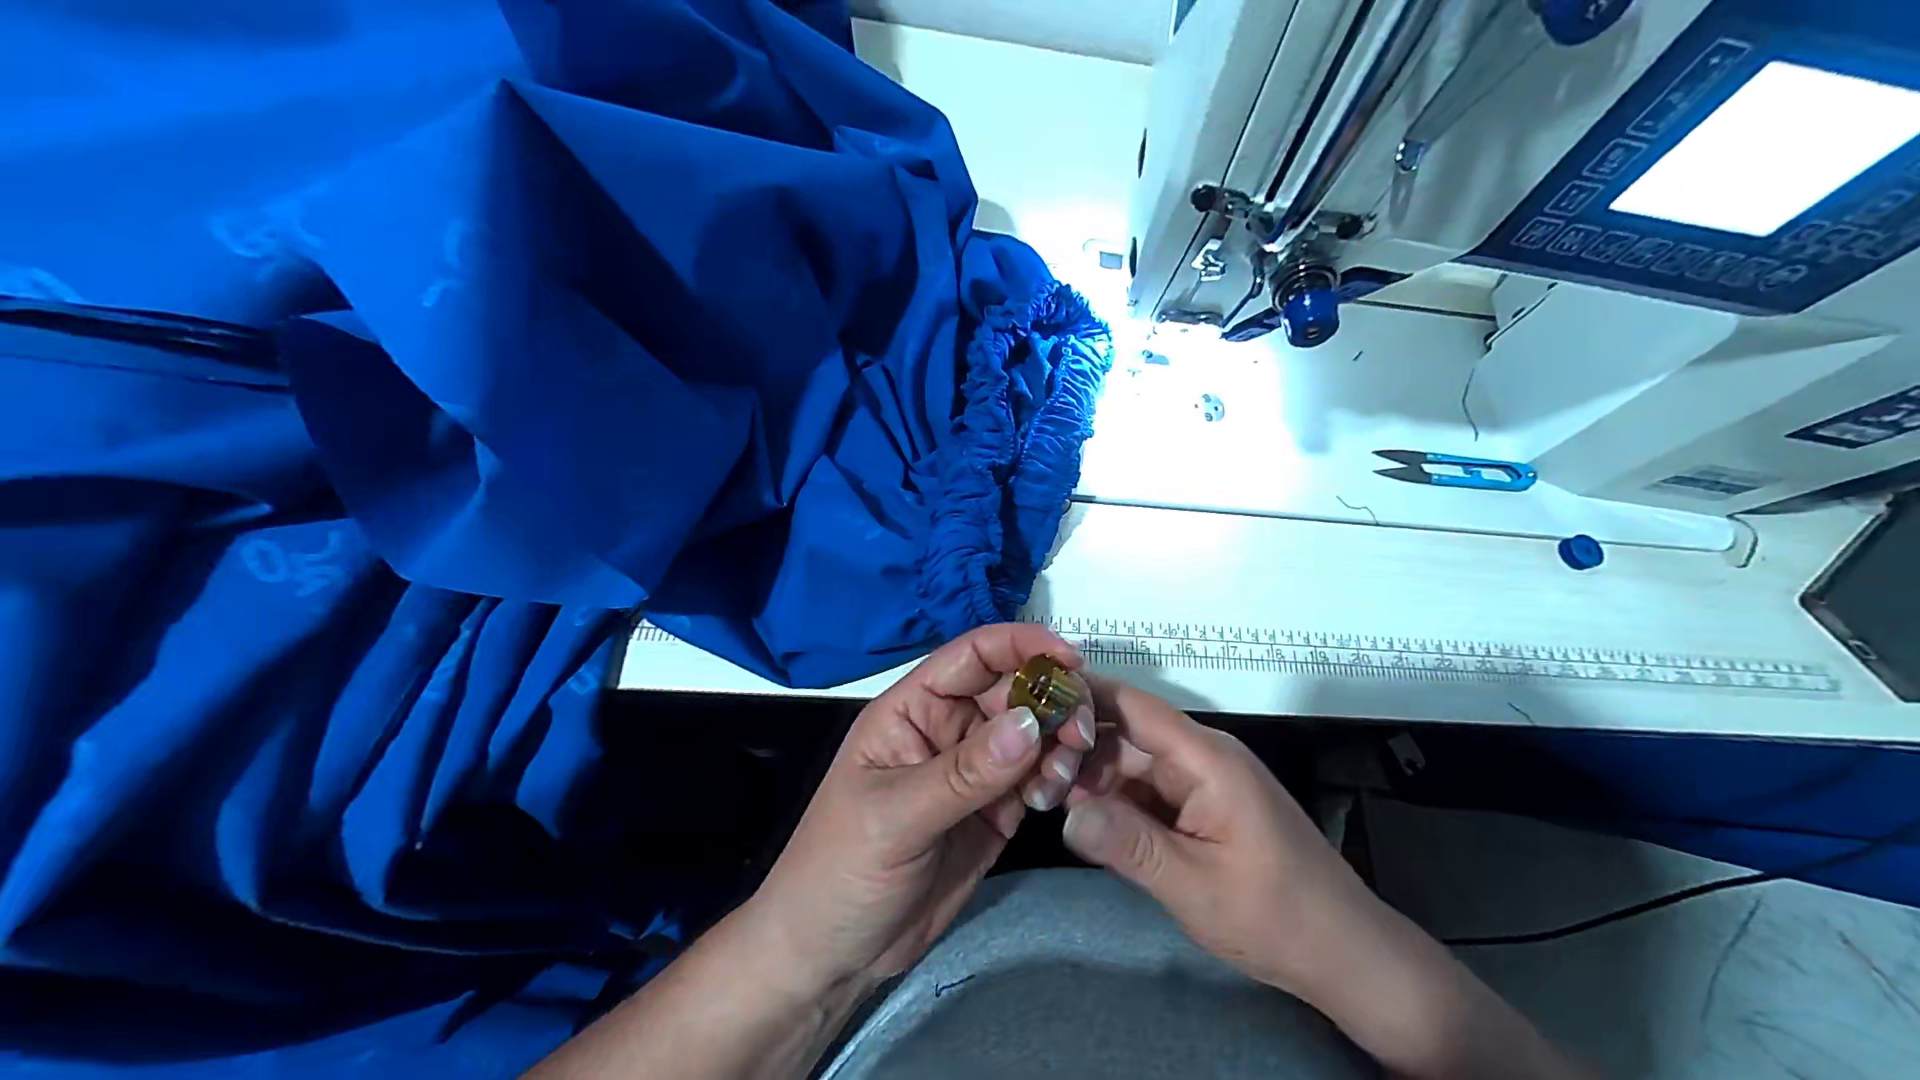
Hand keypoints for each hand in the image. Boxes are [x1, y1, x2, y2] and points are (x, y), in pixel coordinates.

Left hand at [738, 622, 1096, 995]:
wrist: (833, 955)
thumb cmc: (840, 871)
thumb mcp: (895, 817)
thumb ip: (964, 772)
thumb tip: (1031, 720)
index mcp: (912, 709)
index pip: (971, 656)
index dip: (1020, 644)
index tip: (1071, 658)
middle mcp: (948, 728)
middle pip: (1013, 690)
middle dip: (1052, 699)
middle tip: (1079, 734)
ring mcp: (974, 770)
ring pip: (1033, 732)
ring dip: (1059, 743)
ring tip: (1063, 778)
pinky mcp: (995, 809)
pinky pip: (1036, 777)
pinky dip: (1055, 779)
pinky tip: (1052, 800)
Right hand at [1060, 676, 1381, 1000]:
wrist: (1346, 955)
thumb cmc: (1276, 916)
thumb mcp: (1194, 885)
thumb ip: (1127, 845)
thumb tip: (1065, 812)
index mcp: (1206, 758)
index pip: (1133, 706)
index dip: (1082, 698)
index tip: (1032, 707)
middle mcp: (1201, 757)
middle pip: (1126, 733)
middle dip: (1079, 749)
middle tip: (1033, 776)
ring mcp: (1201, 781)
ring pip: (1132, 762)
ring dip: (1093, 777)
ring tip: (1047, 796)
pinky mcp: (1200, 806)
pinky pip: (1146, 789)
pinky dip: (1114, 799)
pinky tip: (1083, 816)